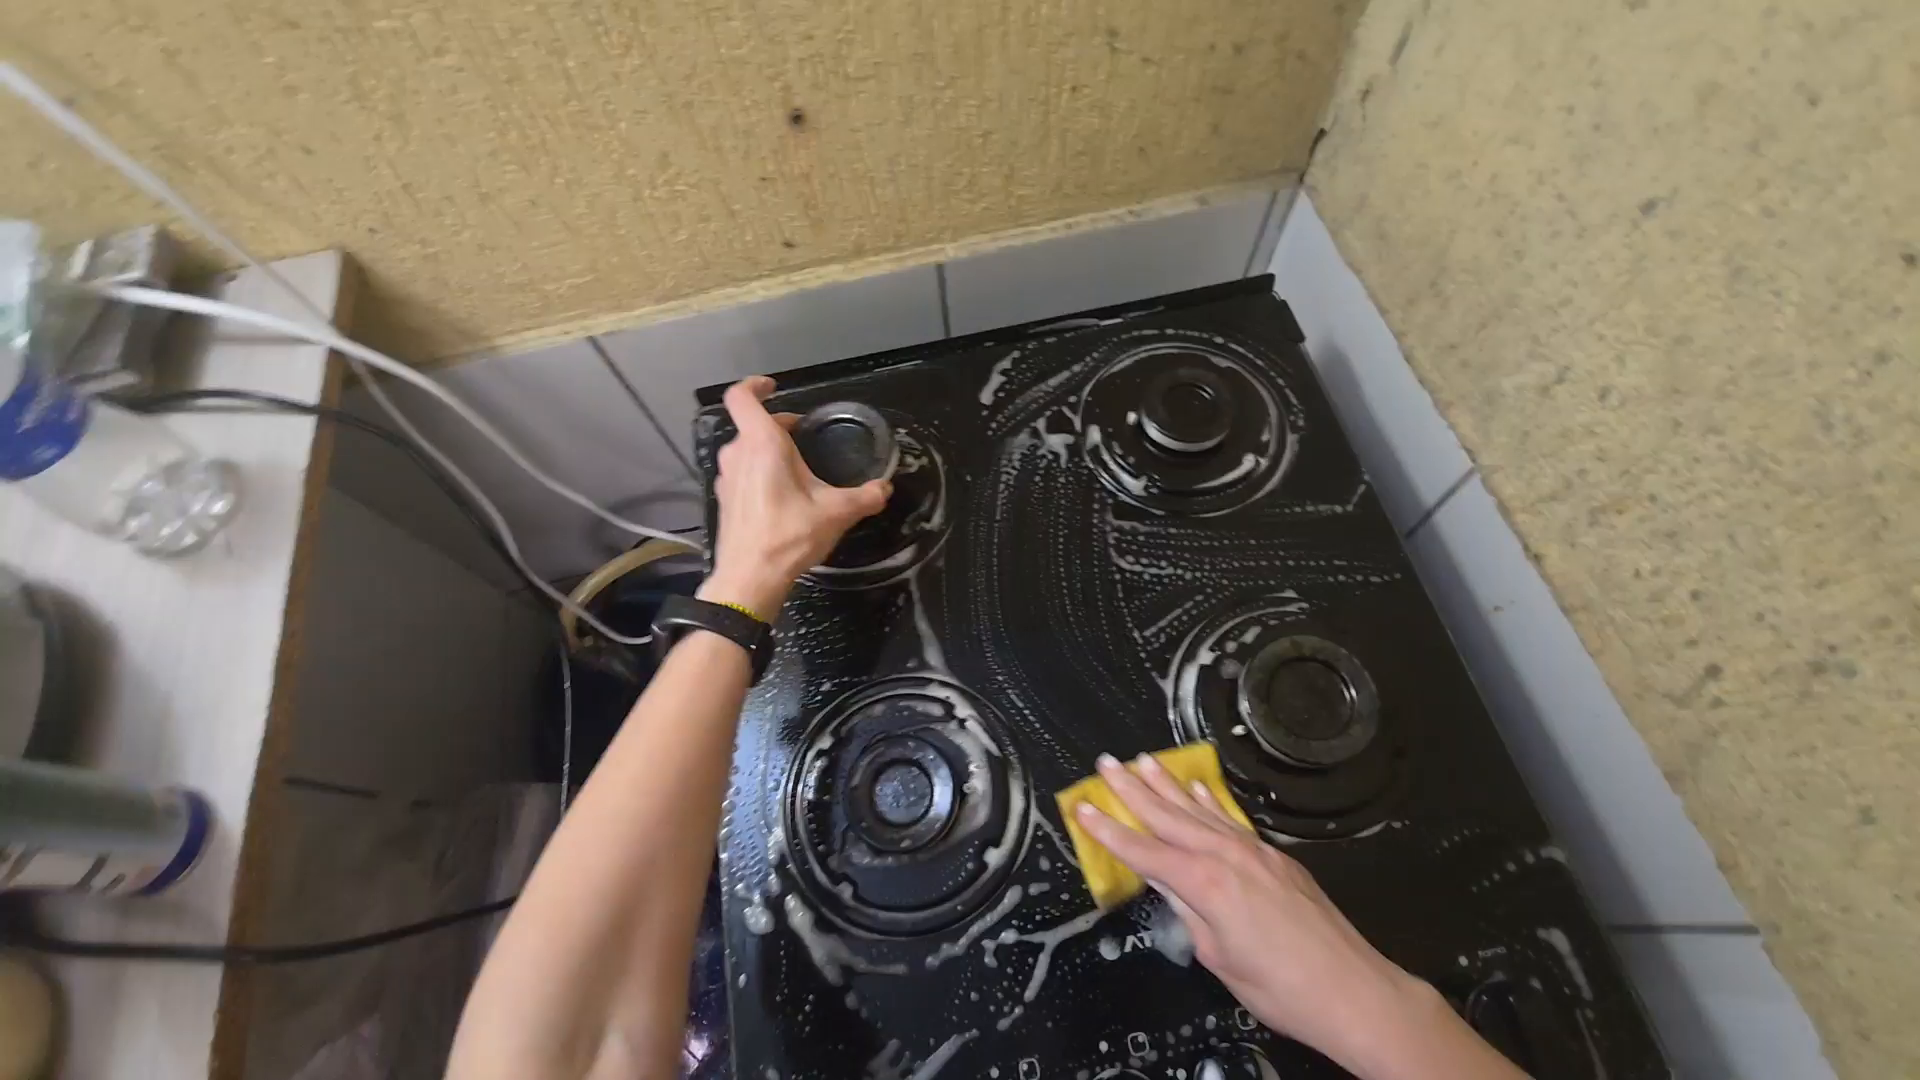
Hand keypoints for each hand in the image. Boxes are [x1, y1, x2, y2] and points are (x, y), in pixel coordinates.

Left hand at [700, 377, 890, 616]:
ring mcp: (727, 478)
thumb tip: (885, 488)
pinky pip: (742, 473)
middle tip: (803, 434)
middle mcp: (738, 455)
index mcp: (762, 445)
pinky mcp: (726, 500)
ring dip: (767, 450)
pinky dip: (759, 472)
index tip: (774, 387)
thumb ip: (865, 497)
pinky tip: (782, 495)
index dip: (755, 386)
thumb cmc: (789, 536)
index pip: (742, 398)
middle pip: (751, 425)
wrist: (750, 578)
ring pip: (746, 450)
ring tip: (796, 467)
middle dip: (778, 425)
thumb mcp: (837, 513)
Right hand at [1074, 754, 1484, 1077]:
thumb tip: (1167, 885)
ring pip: (1198, 810)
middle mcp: (1225, 855)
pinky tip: (1196, 787)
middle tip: (1105, 762)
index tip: (1082, 806)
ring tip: (1142, 760)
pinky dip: (1209, 802)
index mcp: (1204, 884)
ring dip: (1167, 785)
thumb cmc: (1279, 988)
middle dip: (1132, 790)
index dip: (1109, 830)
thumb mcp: (1218, 956)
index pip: (1144, 851)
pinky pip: (1229, 820)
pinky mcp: (1274, 856)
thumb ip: (1188, 912)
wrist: (1353, 990)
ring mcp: (1252, 851)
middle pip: (1167, 817)